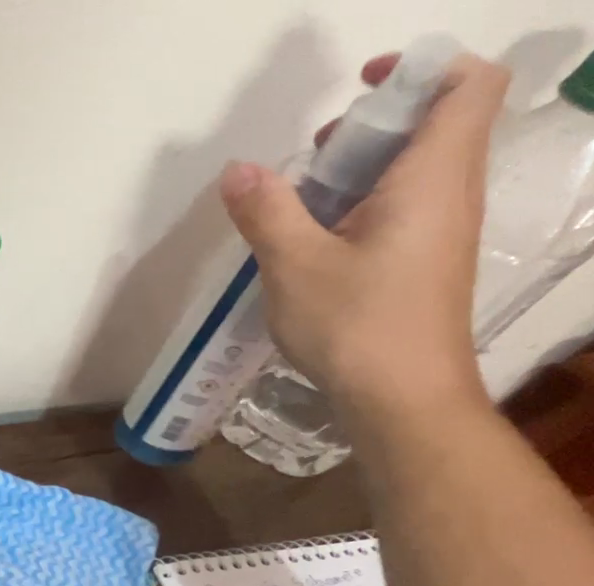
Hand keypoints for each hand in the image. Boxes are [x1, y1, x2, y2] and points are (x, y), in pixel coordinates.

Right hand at [219, 52, 509, 419]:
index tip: (361, 87)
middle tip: (311, 160)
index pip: (467, 86)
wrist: (401, 395)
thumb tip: (239, 169)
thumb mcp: (294, 264)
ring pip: (413, 167)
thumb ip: (267, 210)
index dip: (422, 70)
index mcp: (433, 177)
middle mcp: (450, 191)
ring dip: (358, 169)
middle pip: (433, 123)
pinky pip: (401, 205)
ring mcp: (440, 227)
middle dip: (371, 125)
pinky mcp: (423, 258)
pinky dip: (359, 203)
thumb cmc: (355, 322)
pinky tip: (312, 239)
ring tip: (299, 204)